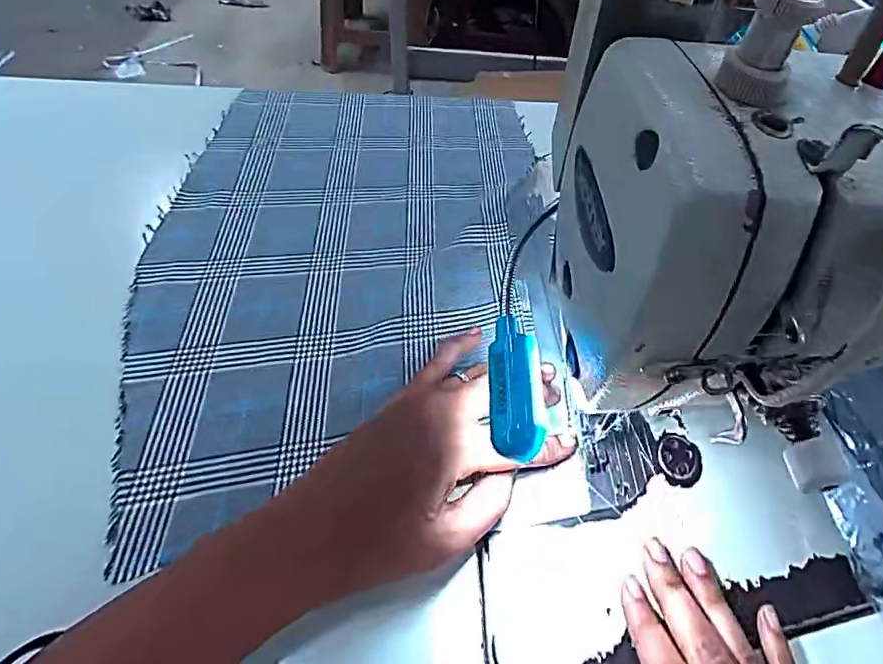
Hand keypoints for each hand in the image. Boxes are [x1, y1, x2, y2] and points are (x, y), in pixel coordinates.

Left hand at [271, 327, 576, 596]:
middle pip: (498, 396)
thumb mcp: (444, 542)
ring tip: (531, 368)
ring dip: (505, 372)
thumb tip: (506, 478)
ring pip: (472, 376)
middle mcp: (441, 415)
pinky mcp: (401, 400)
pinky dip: (458, 347)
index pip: (514, 446)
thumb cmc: (377, 545)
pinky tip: (473, 336)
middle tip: (556, 391)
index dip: (545, 446)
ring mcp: (419, 402)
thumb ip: (487, 506)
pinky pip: (436, 364)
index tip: (569, 442)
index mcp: (455, 450)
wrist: (313, 530)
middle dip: (532, 394)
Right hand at [621, 540, 797, 663]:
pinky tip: (766, 611)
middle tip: (653, 549)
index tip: (629, 584)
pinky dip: (772, 634)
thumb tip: (639, 651)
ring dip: (709, 591)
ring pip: (730, 629)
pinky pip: (780, 659)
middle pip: (692, 624)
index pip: (657, 646)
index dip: (640, 613)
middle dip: (668, 584)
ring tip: (693, 557)